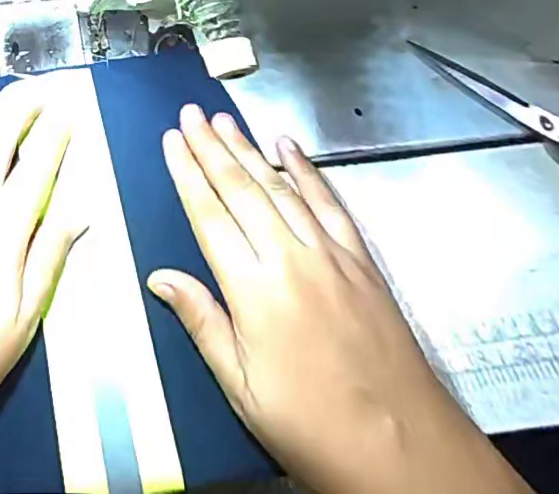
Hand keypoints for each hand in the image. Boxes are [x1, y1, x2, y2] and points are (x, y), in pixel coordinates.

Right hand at [149, 106, 532, 493]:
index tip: (173, 142)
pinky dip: (305, 170)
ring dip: (249, 150)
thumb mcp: (241, 386)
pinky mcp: (359, 255)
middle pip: (242, 190)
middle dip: (212, 147)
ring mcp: (328, 252)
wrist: (398, 444)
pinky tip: (287, 147)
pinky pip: (327, 201)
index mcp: (254, 291)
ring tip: (225, 121)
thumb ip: (202, 322)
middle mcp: (290, 258)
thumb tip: (160, 277)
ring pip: (279, 187)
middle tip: (192, 115)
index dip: (188, 175)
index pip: (210, 216)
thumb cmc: (310, 425)